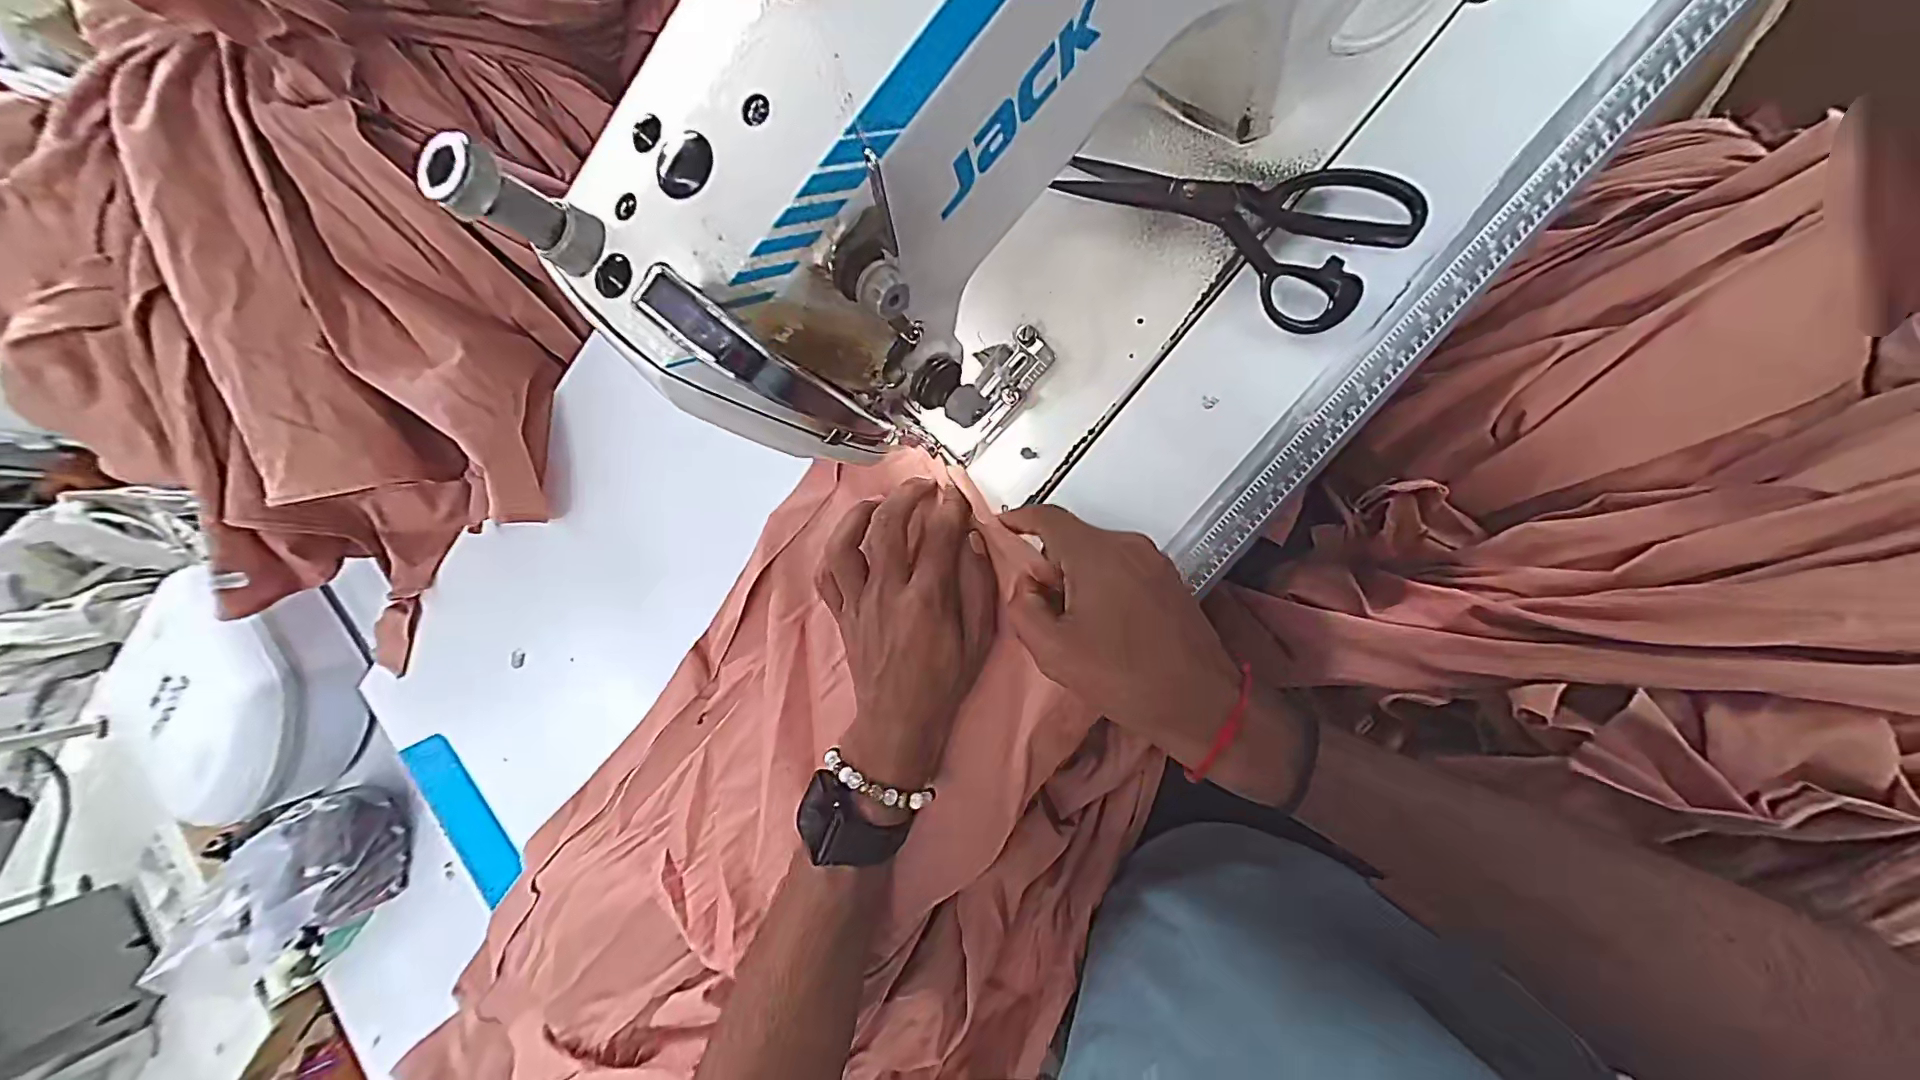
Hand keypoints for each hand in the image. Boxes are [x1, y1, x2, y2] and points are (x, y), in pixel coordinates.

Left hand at [816, 479, 996, 801]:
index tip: (956, 495)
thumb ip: (979, 586)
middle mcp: (888, 595)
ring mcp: (859, 603)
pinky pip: (827, 575)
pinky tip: (850, 540)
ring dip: (861, 514)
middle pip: (889, 526)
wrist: (899, 721)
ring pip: (847, 544)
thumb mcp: (979, 639)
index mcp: (927, 601)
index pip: (939, 535)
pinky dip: (834, 550)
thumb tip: (972, 541)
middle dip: (907, 495)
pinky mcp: (843, 613)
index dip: (950, 507)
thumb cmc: (944, 683)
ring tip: (879, 502)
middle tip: (922, 486)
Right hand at [1001, 505, 1243, 759]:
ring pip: (1097, 553)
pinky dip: (1101, 583)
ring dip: (1076, 576)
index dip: (1018, 519)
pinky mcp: (1167, 579)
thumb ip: (1023, 608)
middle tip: (1038, 604)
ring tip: (1073, 624)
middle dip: (1048, 563)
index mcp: (1097, 554)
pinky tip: (1102, 625)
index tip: (1002, 527)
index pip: (1048, 517)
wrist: (1201, 703)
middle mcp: (1128, 546)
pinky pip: (1121, 567)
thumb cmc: (1128, 678)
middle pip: (1073, 537)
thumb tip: (1026, 587)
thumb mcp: (1054, 651)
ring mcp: (1153, 561)